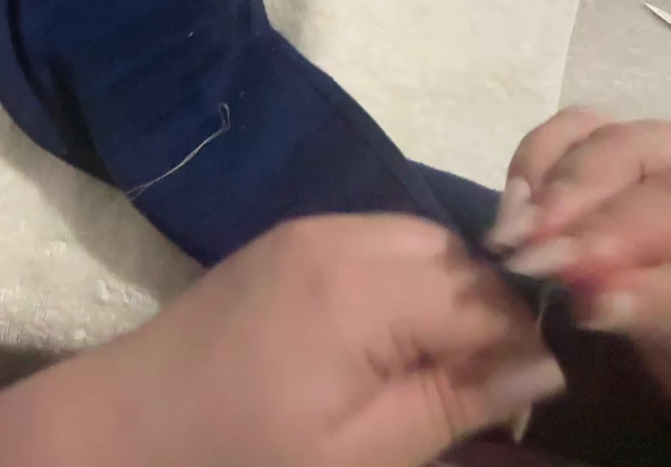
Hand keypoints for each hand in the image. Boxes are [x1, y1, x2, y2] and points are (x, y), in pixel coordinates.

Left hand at [91, 215, 564, 466]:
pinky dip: (402, 273)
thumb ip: (454, 399)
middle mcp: (336, 234)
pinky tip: (390, 328)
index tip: (532, 394)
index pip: (479, 292)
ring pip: (415, 237)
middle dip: (485, 306)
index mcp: (358, 288)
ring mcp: (307, 227)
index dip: (520, 341)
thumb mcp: (362, 453)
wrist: (130, 422)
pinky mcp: (288, 235)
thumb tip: (540, 363)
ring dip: (446, 287)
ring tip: (440, 357)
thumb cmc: (244, 455)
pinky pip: (373, 237)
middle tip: (484, 379)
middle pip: (450, 250)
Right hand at [487, 109, 670, 466]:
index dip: (619, 225)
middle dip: (568, 196)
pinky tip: (514, 219)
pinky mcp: (619, 203)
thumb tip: (588, 292)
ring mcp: (661, 177)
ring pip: (584, 142)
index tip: (559, 270)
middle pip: (625, 149)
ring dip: (538, 180)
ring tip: (508, 234)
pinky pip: (563, 163)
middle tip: (519, 251)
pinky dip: (531, 181)